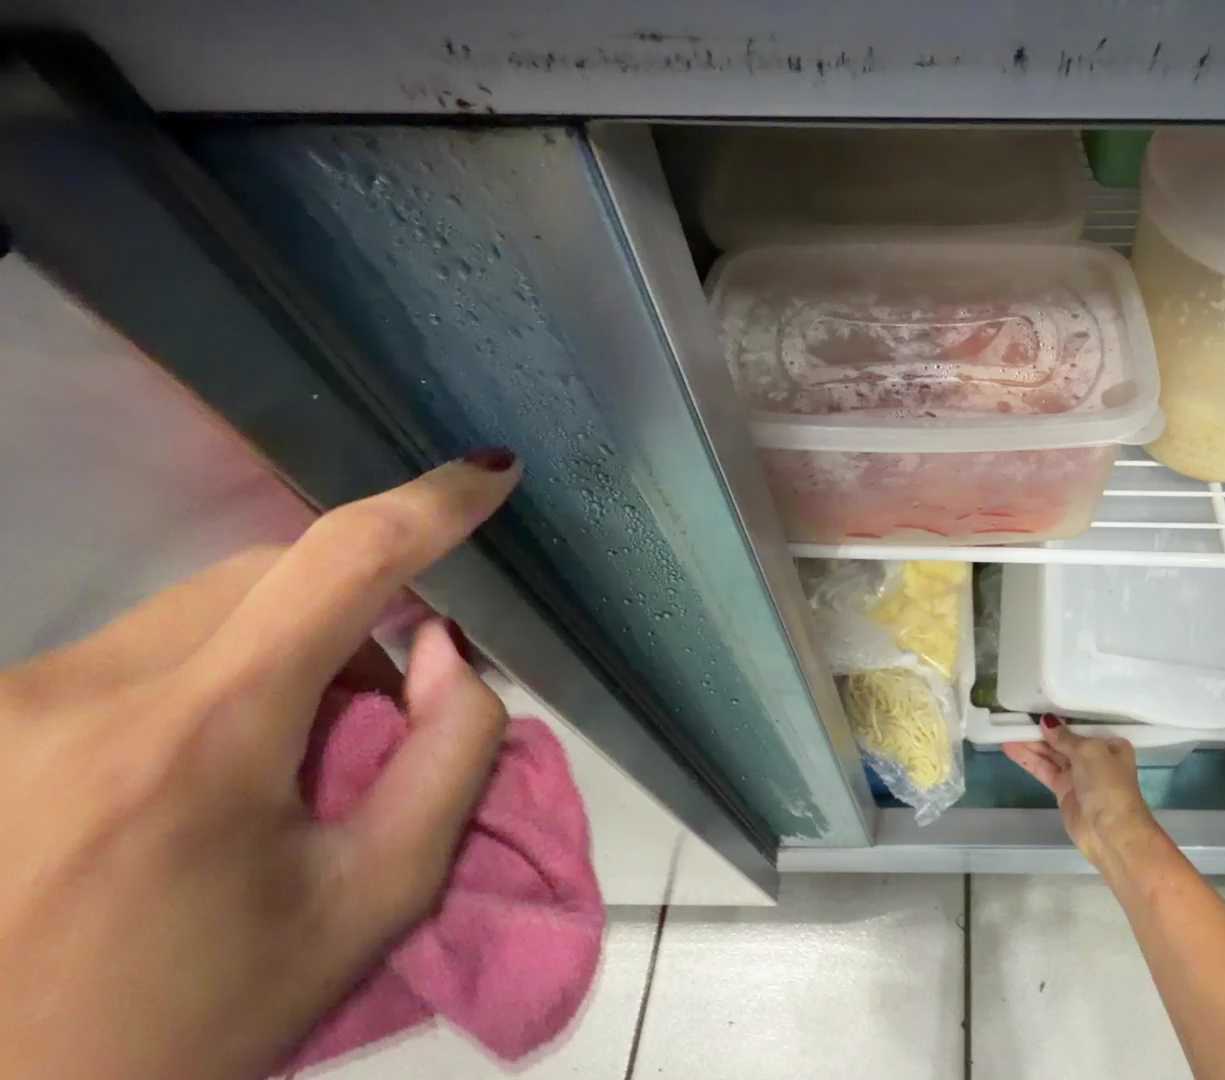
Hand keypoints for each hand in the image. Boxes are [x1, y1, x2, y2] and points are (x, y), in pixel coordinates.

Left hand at [0, 452, 520, 1079]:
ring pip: (203, 611)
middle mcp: (80, 689)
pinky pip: (139, 651)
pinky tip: (190, 777)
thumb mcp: (376, 895)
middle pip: (268, 575)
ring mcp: (5, 699)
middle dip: (355, 618)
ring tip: (274, 766)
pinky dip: (208, 680)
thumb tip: (441, 649)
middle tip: (374, 719)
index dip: (429, 506)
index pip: (340, 564)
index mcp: (197, 736)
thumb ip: (451, 754)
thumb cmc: (202, 1011)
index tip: (491, 472)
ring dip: (279, 654)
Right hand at [1004, 716, 1161, 869]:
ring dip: (1030, 743)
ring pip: (1051, 754)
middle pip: (1063, 740)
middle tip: (1015, 718)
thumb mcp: (1089, 751)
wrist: (1110, 831)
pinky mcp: (1063, 791)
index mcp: (1109, 745)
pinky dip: (1028, 759)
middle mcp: (1094, 758)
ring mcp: (1078, 776)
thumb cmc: (1107, 783)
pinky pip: (1044, 769)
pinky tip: (1010, 748)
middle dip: (1041, 731)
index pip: (1081, 727)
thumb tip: (1047, 721)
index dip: (1061, 718)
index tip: (1038, 707)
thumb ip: (1065, 737)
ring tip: (1006, 730)